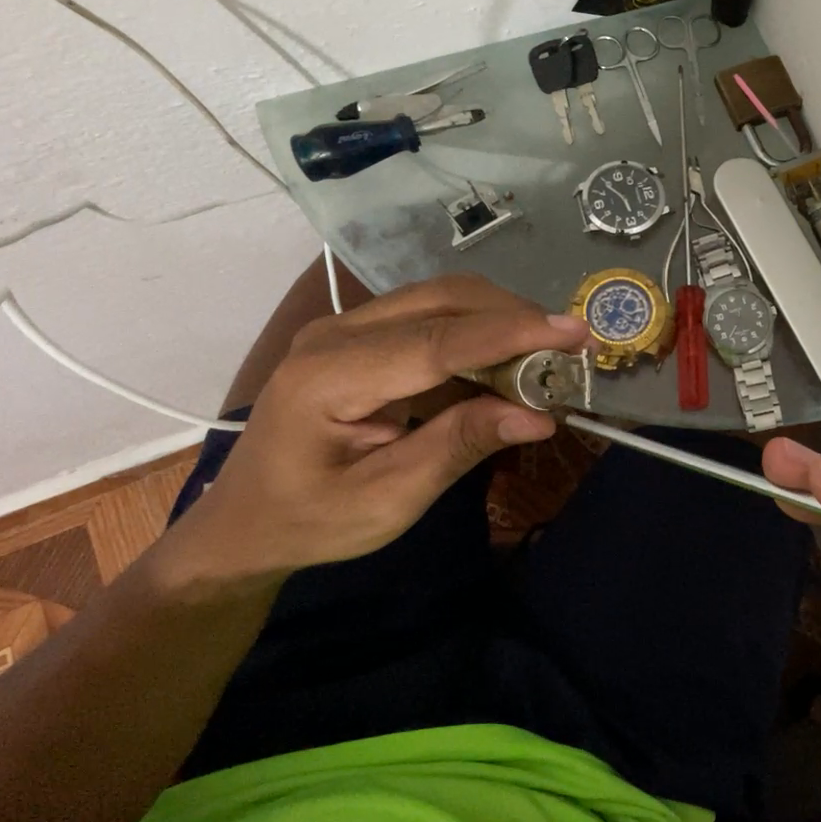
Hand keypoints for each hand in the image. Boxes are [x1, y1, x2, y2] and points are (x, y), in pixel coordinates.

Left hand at [165, 274, 590, 582]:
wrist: (245, 523)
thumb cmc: (310, 521)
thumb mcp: (388, 499)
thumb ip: (459, 446)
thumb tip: (539, 416)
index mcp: (330, 376)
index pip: (438, 341)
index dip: (512, 334)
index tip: (575, 332)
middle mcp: (337, 333)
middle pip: (446, 300)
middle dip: (516, 318)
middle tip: (572, 350)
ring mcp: (348, 327)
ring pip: (444, 298)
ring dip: (503, 320)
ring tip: (548, 358)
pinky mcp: (362, 334)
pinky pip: (435, 315)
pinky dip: (482, 332)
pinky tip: (509, 363)